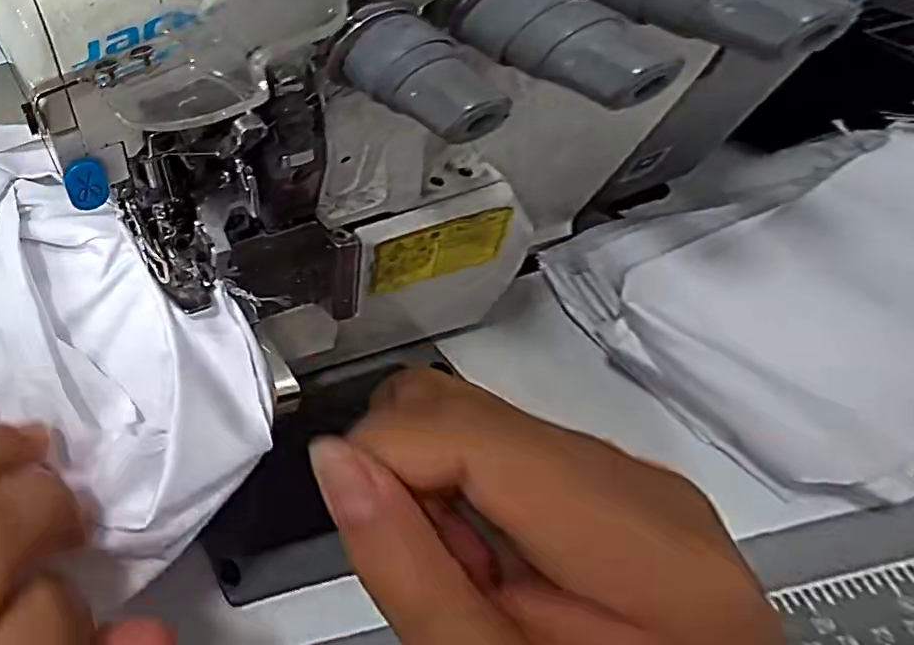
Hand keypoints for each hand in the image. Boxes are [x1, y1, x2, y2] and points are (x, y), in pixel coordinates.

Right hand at [311, 368, 780, 644]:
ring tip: (460, 564)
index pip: (445, 425)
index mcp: (636, 541)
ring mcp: (621, 478)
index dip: (377, 461)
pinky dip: (449, 482)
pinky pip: (479, 433)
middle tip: (424, 556)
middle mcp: (637, 488)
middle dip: (398, 467)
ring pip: (453, 409)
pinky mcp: (599, 480)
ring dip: (419, 475)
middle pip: (445, 403)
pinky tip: (483, 553)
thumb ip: (404, 566)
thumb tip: (333, 458)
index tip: (370, 523)